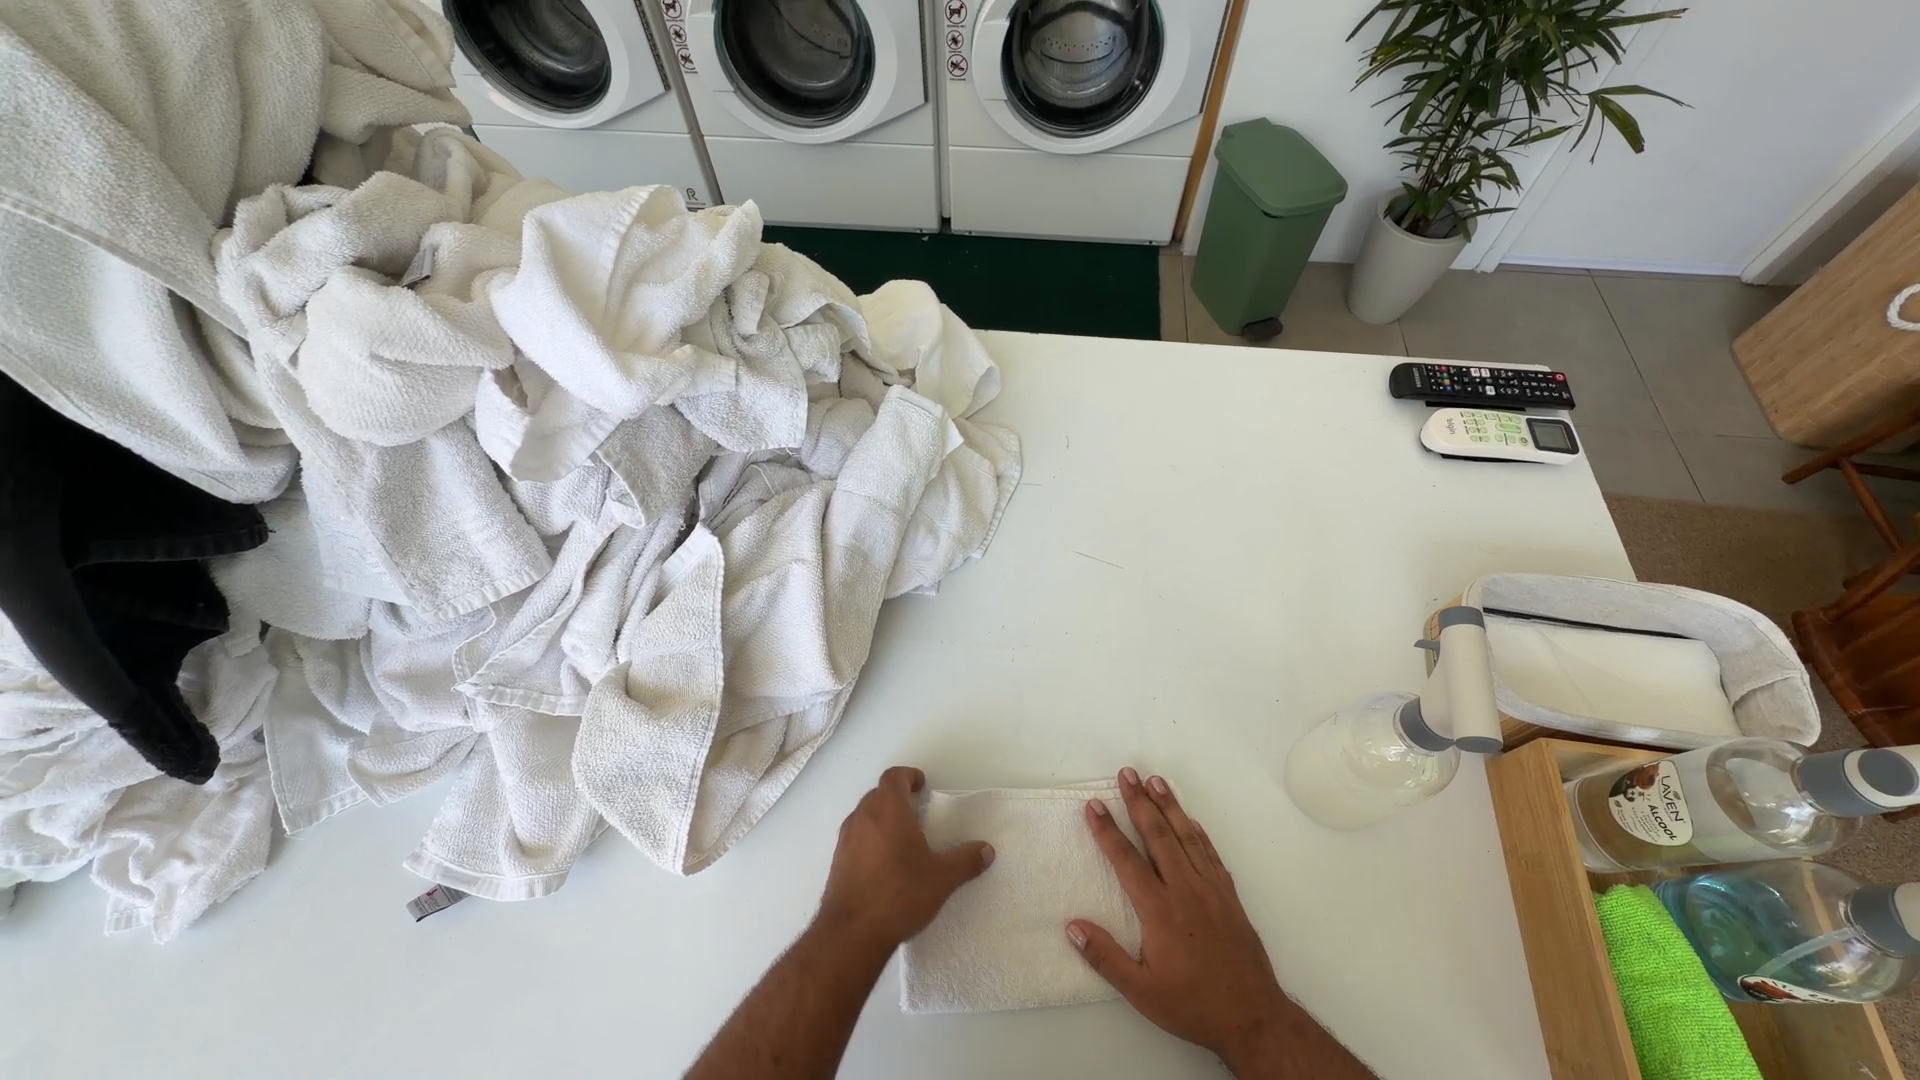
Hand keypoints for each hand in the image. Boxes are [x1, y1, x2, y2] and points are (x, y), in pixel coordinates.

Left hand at [817, 766, 993, 949]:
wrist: (852, 932)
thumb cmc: (900, 894)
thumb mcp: (942, 878)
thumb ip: (965, 860)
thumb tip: (987, 850)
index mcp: (888, 811)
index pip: (893, 777)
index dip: (908, 776)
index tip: (921, 785)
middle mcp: (863, 817)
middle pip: (877, 793)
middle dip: (896, 796)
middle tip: (916, 811)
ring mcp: (845, 839)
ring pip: (864, 815)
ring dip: (881, 817)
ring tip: (901, 838)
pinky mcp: (836, 861)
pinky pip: (855, 837)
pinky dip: (869, 838)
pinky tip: (883, 863)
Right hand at [1069, 768, 1290, 1068]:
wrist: (1254, 1017)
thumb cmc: (1192, 1005)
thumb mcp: (1141, 991)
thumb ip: (1105, 957)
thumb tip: (1072, 926)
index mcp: (1160, 910)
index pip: (1127, 860)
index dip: (1107, 830)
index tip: (1093, 805)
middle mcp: (1185, 890)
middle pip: (1158, 836)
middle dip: (1139, 802)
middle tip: (1127, 773)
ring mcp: (1211, 890)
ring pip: (1186, 837)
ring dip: (1170, 806)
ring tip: (1156, 781)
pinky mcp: (1229, 896)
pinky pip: (1211, 854)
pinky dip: (1198, 832)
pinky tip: (1190, 820)